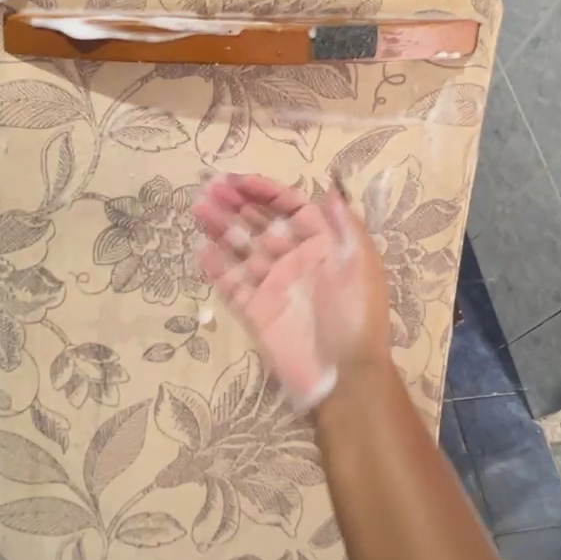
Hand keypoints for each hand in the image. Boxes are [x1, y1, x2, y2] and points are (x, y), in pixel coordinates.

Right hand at [192, 174, 393, 411]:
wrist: (344, 379)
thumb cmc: (357, 319)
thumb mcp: (363, 269)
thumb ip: (347, 228)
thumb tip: (329, 190)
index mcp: (322, 245)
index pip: (289, 208)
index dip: (265, 191)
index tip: (238, 180)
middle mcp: (294, 259)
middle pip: (260, 223)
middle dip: (236, 204)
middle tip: (208, 189)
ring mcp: (272, 285)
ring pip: (241, 248)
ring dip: (220, 228)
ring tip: (197, 209)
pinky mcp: (255, 310)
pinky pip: (232, 284)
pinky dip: (216, 268)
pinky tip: (201, 251)